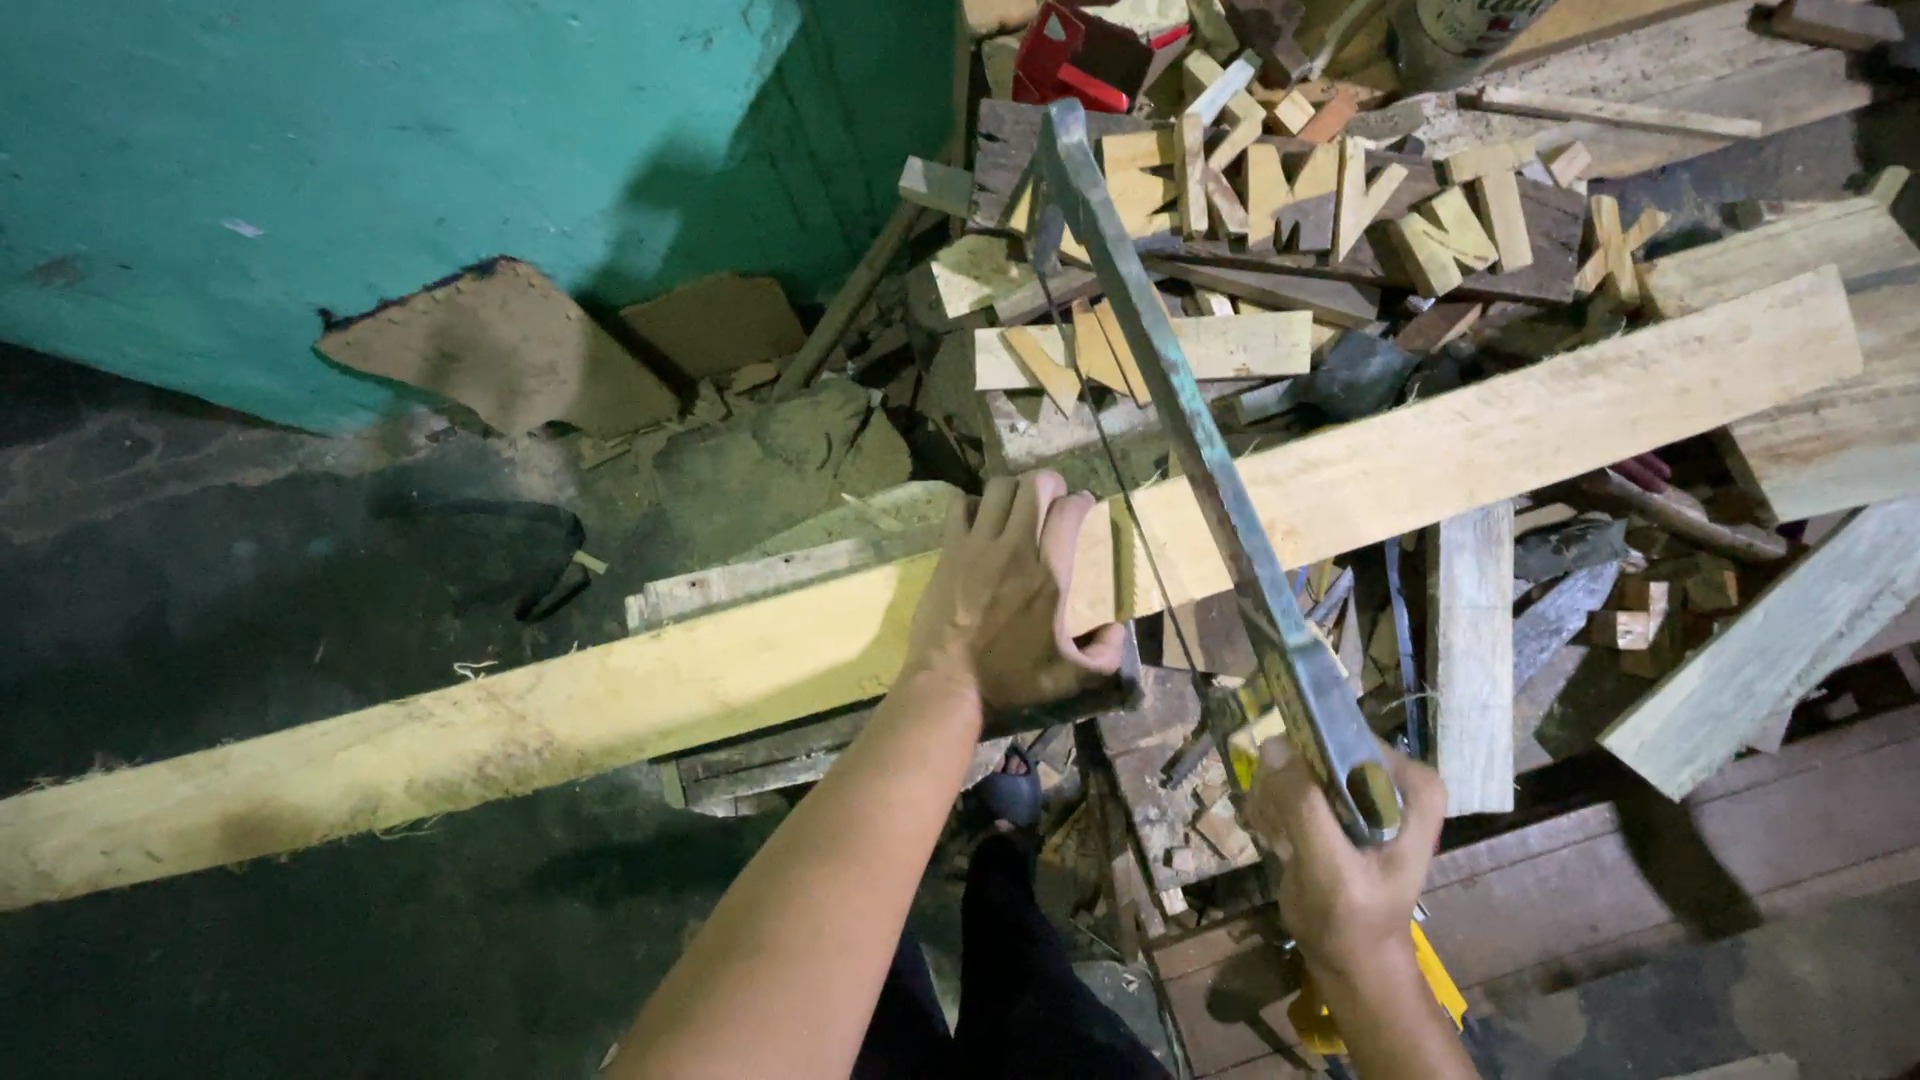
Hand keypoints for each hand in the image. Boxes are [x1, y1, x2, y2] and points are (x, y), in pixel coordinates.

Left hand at [904, 471, 1127, 709]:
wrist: (947, 682)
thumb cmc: (1010, 679)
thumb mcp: (1070, 678)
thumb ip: (1106, 655)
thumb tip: (1117, 629)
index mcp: (1050, 575)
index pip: (1068, 511)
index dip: (1080, 501)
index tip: (1082, 507)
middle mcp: (1015, 549)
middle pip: (1034, 485)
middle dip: (1049, 483)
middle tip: (1052, 498)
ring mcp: (978, 546)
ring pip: (998, 488)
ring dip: (1013, 489)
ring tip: (1017, 505)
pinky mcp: (949, 550)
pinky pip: (960, 505)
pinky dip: (972, 503)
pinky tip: (979, 519)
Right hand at [1247, 739, 1444, 981]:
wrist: (1350, 959)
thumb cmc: (1352, 919)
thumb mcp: (1329, 866)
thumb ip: (1305, 805)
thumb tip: (1273, 745)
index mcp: (1413, 786)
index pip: (1347, 738)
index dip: (1308, 758)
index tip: (1287, 796)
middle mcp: (1389, 776)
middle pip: (1314, 746)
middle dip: (1285, 784)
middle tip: (1280, 825)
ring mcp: (1358, 786)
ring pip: (1293, 761)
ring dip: (1273, 798)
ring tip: (1280, 839)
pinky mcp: (1331, 799)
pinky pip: (1286, 778)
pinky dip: (1271, 806)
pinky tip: (1277, 839)